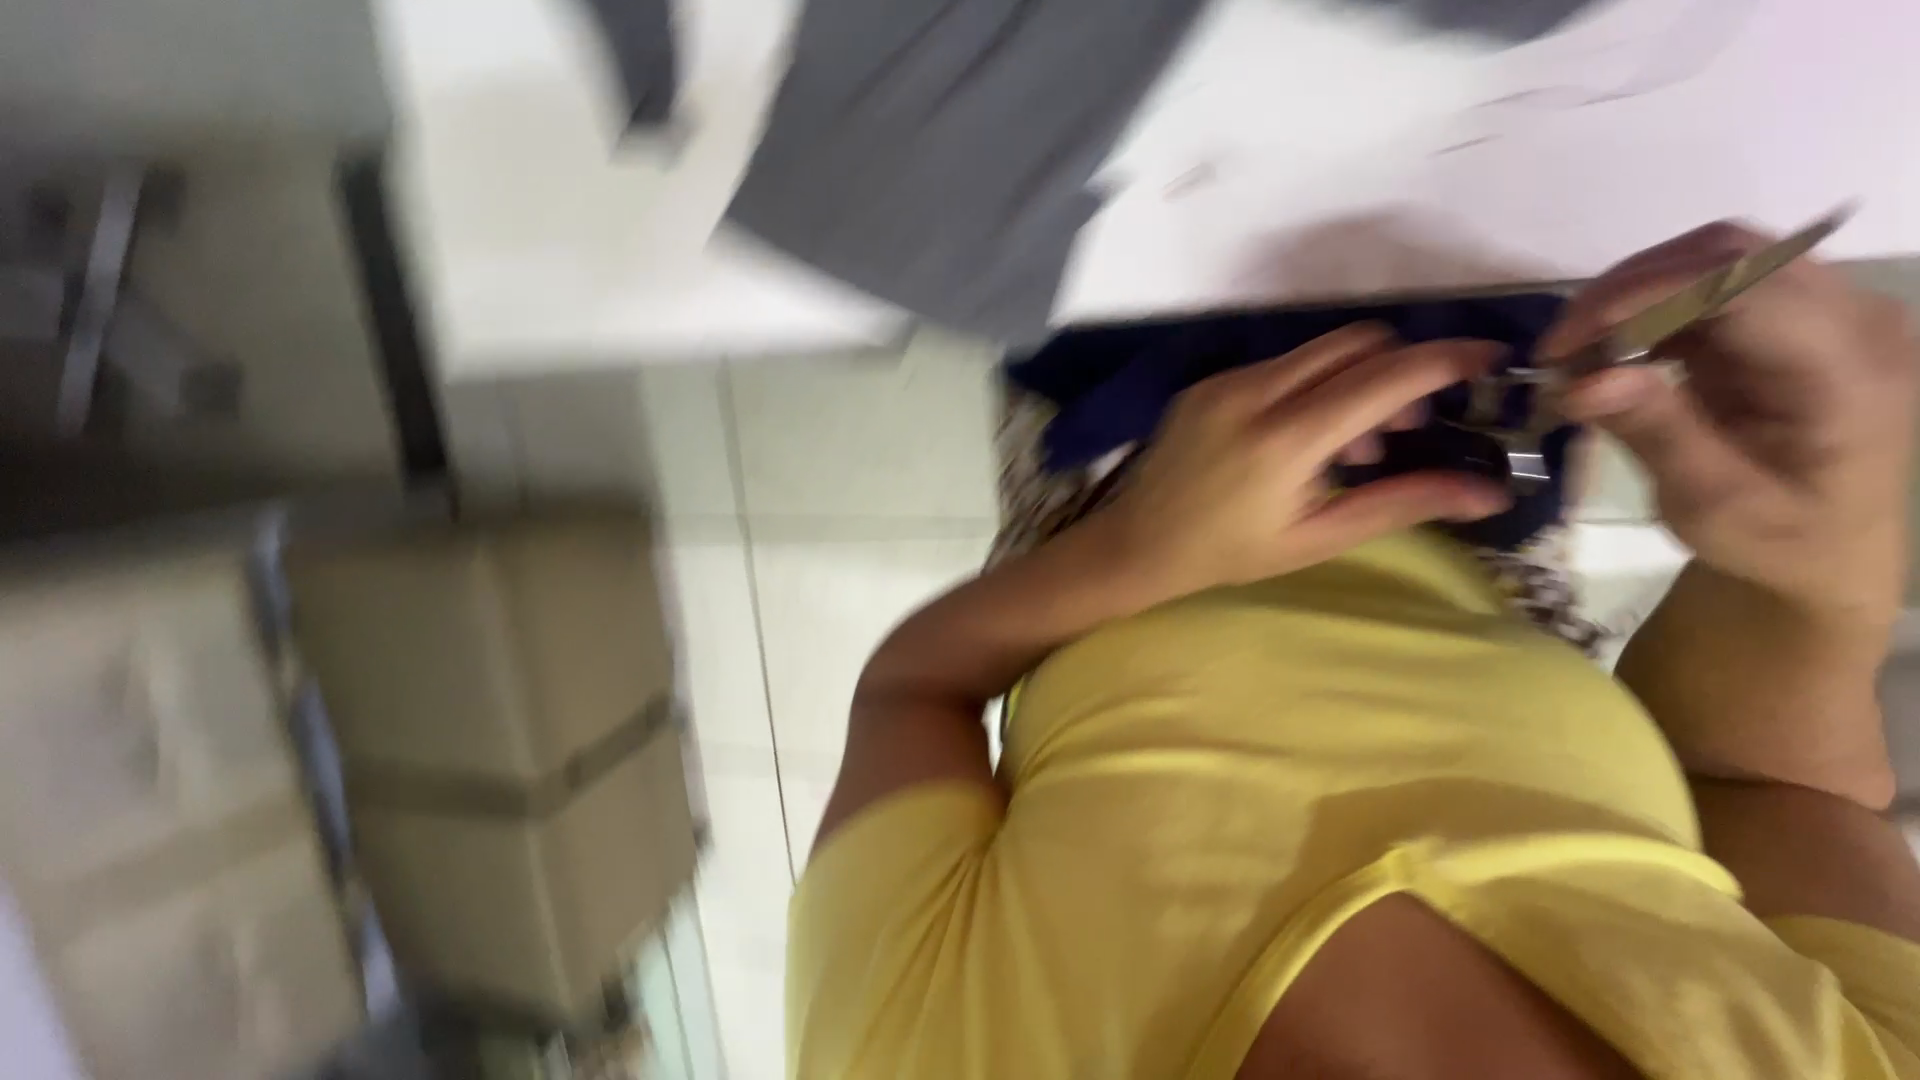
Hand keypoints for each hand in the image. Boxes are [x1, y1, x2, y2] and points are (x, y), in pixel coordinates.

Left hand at [1088, 323, 1510, 595]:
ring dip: (1357, 379)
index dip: (1449, 359)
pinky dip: (1313, 386)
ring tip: (1357, 449)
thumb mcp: (1316, 537)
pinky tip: (1307, 438)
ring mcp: (1223, 382)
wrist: (1137, 544)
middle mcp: (1253, 393)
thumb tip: (1489, 490)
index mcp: (1284, 438)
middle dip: (1403, 367)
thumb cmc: (1228, 553)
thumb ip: (1400, 504)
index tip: (1493, 361)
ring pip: (1317, 351)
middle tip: (1412, 426)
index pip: (1385, 375)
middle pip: (1356, 343)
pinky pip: (1279, 365)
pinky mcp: (1206, 383)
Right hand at [1545, 222, 1919, 628]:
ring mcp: (1827, 312)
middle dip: (1625, 290)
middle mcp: (1852, 318)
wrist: (1828, 550)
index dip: (1637, 297)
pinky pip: (1710, 283)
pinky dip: (1645, 309)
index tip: (1557, 348)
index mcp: (1844, 367)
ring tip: (1579, 356)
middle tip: (1559, 351)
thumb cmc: (1775, 539)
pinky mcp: (1792, 319)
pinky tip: (1613, 354)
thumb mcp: (1711, 504)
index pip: (1740, 284)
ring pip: (1715, 257)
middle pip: (1729, 252)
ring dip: (1630, 296)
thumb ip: (1658, 435)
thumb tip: (1582, 382)